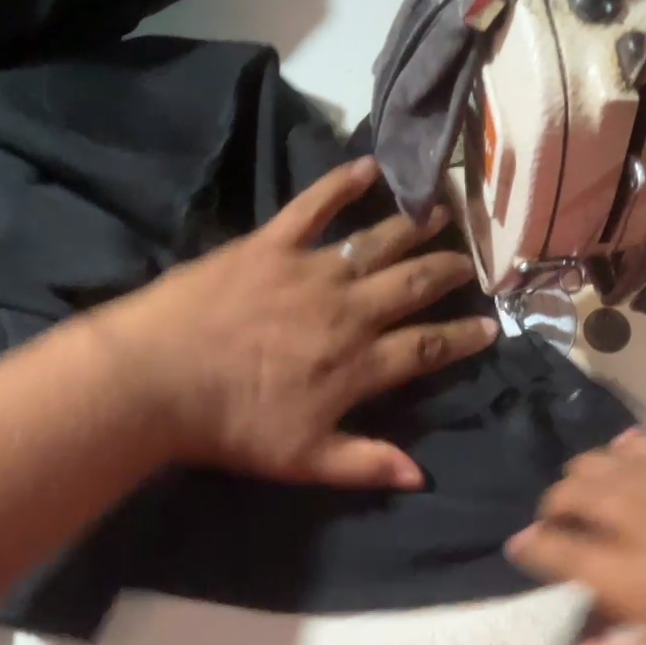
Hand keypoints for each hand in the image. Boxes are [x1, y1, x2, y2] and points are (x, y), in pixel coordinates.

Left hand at [90, 157, 496, 487]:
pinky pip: (313, 206)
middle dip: (448, 272)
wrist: (153, 380)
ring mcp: (310, 271)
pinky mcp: (270, 244)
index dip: (463, 337)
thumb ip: (366, 464)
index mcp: (358, 364)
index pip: (427, 347)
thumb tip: (421, 477)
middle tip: (472, 262)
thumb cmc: (230, 427)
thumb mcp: (304, 461)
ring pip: (376, 243)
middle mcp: (348, 311)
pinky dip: (342, 183)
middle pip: (412, 285)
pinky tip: (368, 166)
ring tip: (443, 212)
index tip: (492, 326)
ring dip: (414, 227)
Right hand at [507, 430, 645, 644]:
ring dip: (590, 468)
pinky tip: (626, 451)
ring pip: (622, 462)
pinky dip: (640, 446)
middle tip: (550, 517)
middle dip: (557, 499)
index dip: (535, 545)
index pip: (569, 551)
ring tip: (579, 487)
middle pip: (589, 492)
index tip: (518, 545)